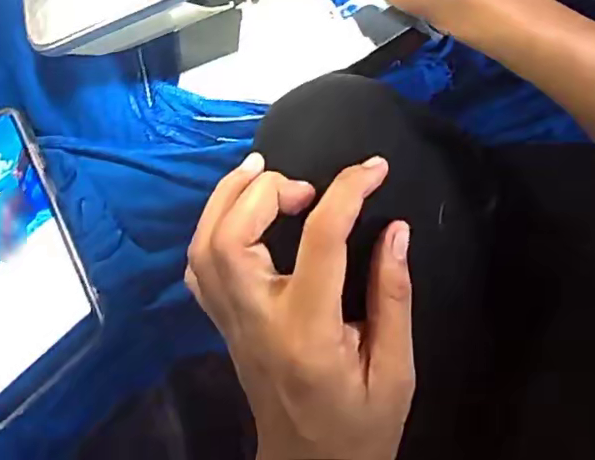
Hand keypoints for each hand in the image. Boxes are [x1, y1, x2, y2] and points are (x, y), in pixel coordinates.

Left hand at [185, 152, 414, 459]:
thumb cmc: (359, 426)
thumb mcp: (396, 371)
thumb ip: (393, 295)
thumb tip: (395, 228)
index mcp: (308, 330)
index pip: (320, 240)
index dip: (347, 191)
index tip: (374, 168)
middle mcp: (256, 319)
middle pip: (233, 237)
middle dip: (265, 191)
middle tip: (305, 185)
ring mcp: (229, 321)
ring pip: (205, 244)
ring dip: (229, 196)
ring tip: (262, 171)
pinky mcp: (220, 322)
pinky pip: (198, 265)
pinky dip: (212, 225)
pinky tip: (239, 211)